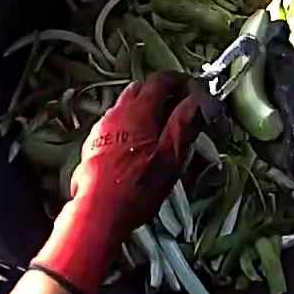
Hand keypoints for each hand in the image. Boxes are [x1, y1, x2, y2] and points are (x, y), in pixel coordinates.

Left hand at [31, 72, 201, 293]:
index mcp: (137, 111)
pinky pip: (116, 124)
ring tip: (162, 130)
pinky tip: (140, 147)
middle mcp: (116, 113)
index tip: (192, 89)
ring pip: (126, 106)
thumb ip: (184, 124)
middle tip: (180, 108)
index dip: (180, 81)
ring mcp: (103, 128)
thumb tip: (198, 101)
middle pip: (141, 89)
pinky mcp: (95, 143)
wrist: (98, 213)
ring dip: (145, 110)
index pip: (161, 80)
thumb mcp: (171, 156)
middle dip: (162, 94)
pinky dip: (131, 125)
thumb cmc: (134, 189)